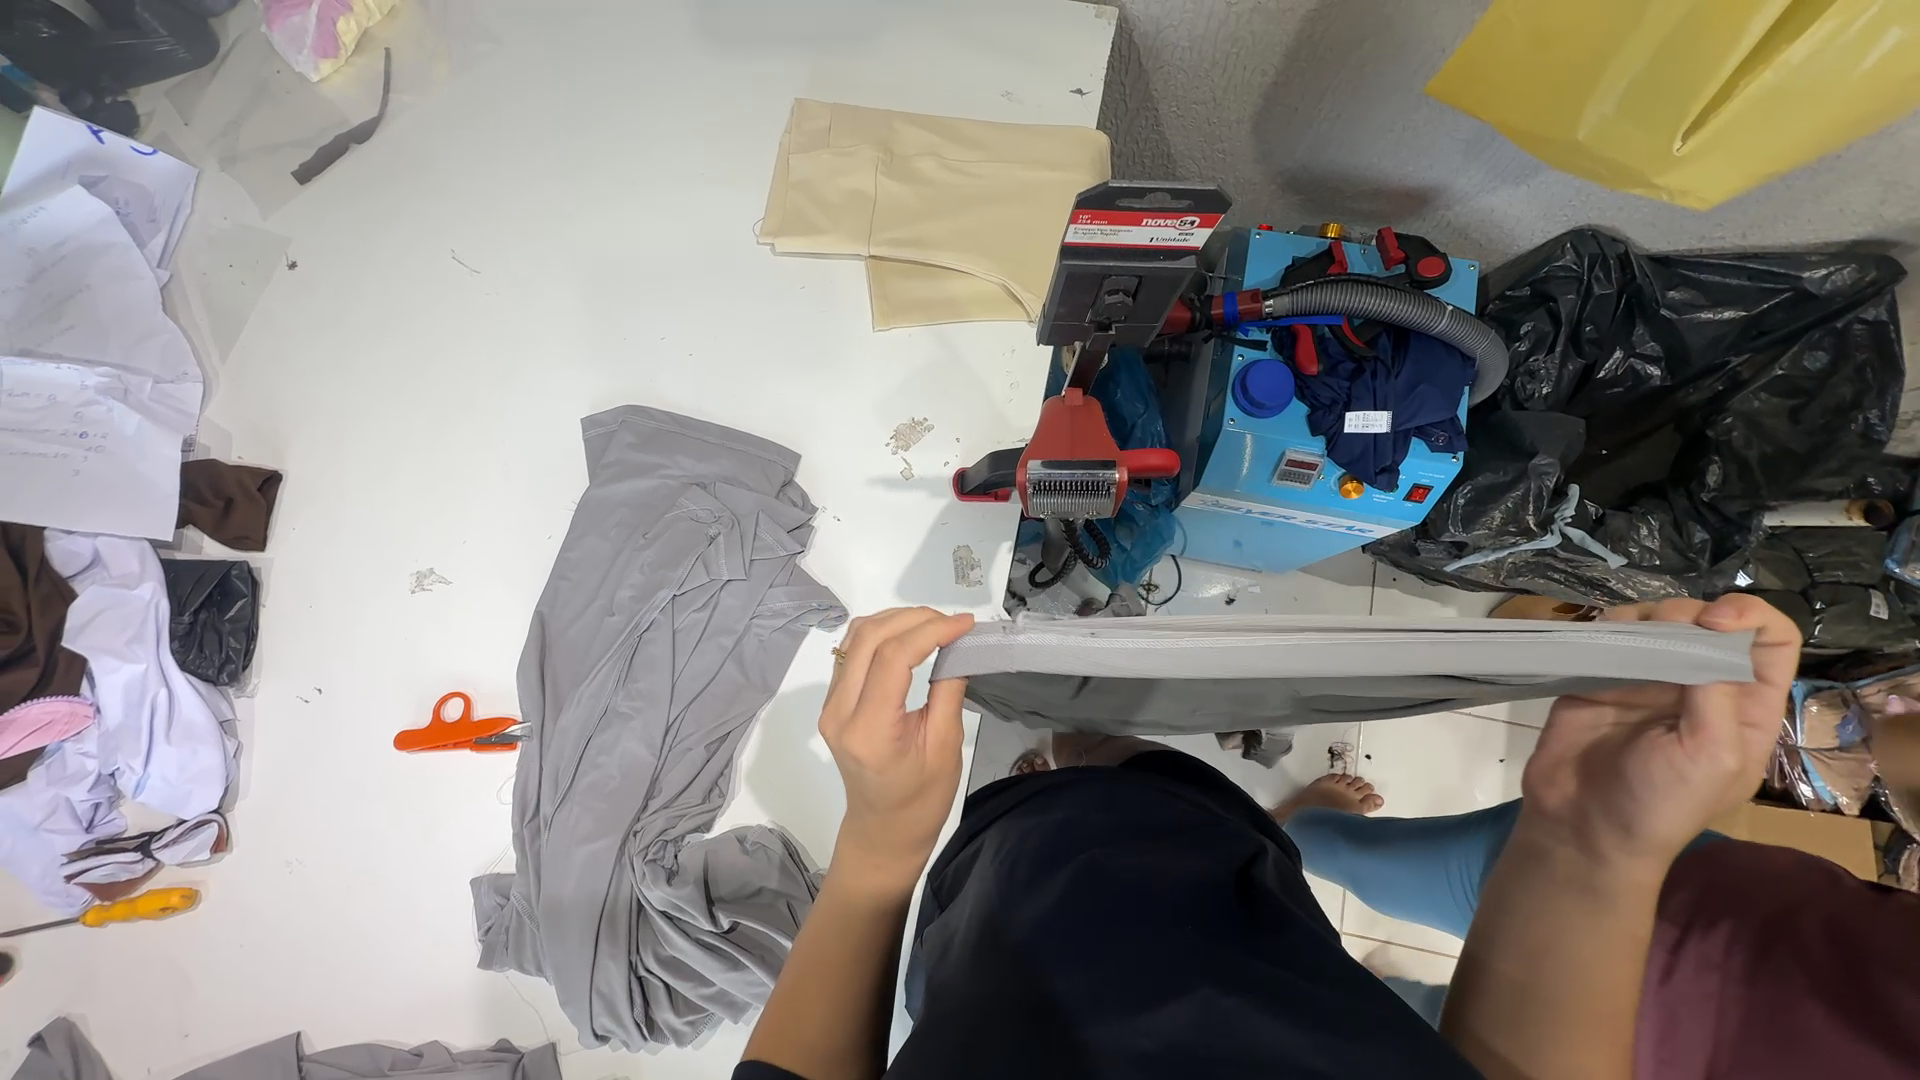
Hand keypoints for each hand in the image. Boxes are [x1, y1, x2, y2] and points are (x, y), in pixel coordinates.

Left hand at [819, 607, 975, 894]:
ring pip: (856, 638)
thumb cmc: (921, 800)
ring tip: (934, 624)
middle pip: (870, 638)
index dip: (931, 630)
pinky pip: (853, 651)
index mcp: (869, 730)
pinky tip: (910, 636)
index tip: (965, 624)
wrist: (883, 831)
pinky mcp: (833, 701)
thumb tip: (958, 645)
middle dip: (914, 618)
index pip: (894, 657)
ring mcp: (831, 705)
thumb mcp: (946, 747)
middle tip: (951, 622)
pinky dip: (882, 633)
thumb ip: (948, 691)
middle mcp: (840, 712)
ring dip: (895, 620)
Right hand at [1522, 594, 1799, 867]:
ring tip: (1618, 636)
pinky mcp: (1595, 680)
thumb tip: (1706, 632)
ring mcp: (1642, 681)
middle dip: (1684, 614)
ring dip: (1639, 617)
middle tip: (1656, 631)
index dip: (1746, 618)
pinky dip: (1601, 629)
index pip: (1767, 641)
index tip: (1709, 622)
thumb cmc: (1660, 801)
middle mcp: (1696, 686)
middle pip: (1704, 623)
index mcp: (1743, 706)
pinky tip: (1594, 640)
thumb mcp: (1710, 755)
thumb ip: (1715, 694)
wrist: (1584, 822)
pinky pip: (1604, 639)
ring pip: (1651, 623)